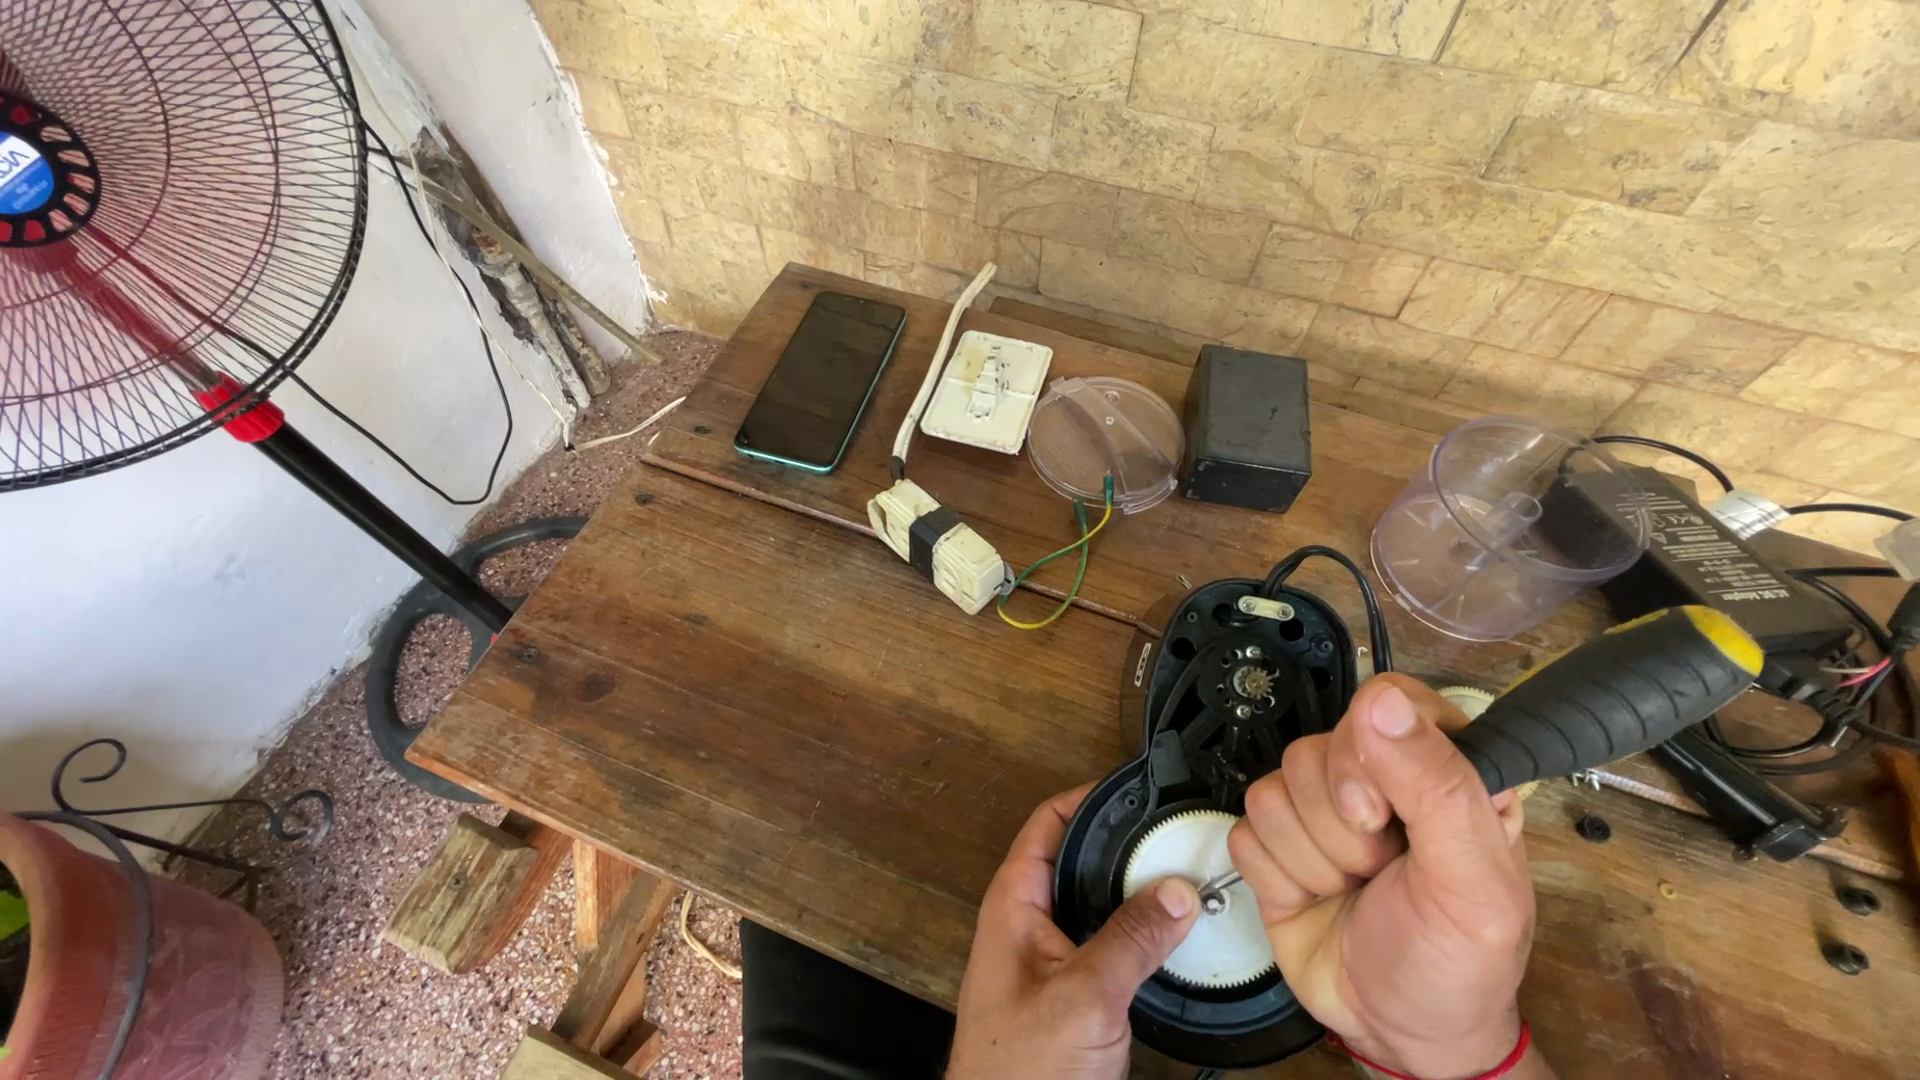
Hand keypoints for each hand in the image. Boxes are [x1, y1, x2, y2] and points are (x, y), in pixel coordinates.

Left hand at [949, 785, 1200, 1079]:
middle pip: (1076, 858)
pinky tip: (1169, 935)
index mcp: (1014, 902)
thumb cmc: (1019, 1070)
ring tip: (1177, 873)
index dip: (1086, 797)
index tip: (1130, 786)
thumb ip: (1131, 939)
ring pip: (1095, 902)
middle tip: (1166, 829)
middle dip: (1119, 843)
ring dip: (1131, 890)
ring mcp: (1049, 955)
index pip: (1048, 822)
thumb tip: (1175, 891)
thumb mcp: (1083, 995)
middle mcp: (1029, 920)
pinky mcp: (1070, 989)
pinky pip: (1107, 940)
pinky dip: (1137, 930)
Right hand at [1227, 675, 1537, 1079]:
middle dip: (1339, 826)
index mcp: (1440, 771)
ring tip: (1349, 890)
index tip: (1380, 812)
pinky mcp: (1273, 843)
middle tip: (1378, 870)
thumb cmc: (1457, 963)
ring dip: (1311, 857)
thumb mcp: (1473, 885)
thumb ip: (1437, 785)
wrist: (1397, 1033)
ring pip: (1270, 789)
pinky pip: (1243, 829)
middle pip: (1313, 750)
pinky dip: (1278, 876)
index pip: (1385, 703)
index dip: (1366, 749)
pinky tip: (1313, 897)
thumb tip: (1382, 700)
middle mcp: (1373, 780)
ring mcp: (1316, 810)